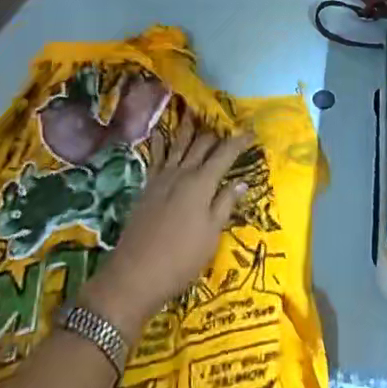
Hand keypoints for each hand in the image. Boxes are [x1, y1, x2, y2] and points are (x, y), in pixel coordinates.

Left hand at [81, 122, 252, 331]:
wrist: (135, 275)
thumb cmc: (181, 259)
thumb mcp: (211, 235)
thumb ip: (225, 204)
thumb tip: (241, 181)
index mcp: (202, 183)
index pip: (225, 154)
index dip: (239, 141)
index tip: (251, 132)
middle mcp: (182, 173)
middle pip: (201, 145)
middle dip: (215, 133)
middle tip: (225, 124)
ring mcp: (162, 178)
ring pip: (178, 145)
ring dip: (188, 129)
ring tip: (193, 112)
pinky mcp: (147, 187)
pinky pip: (156, 156)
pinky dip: (160, 142)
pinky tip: (159, 133)